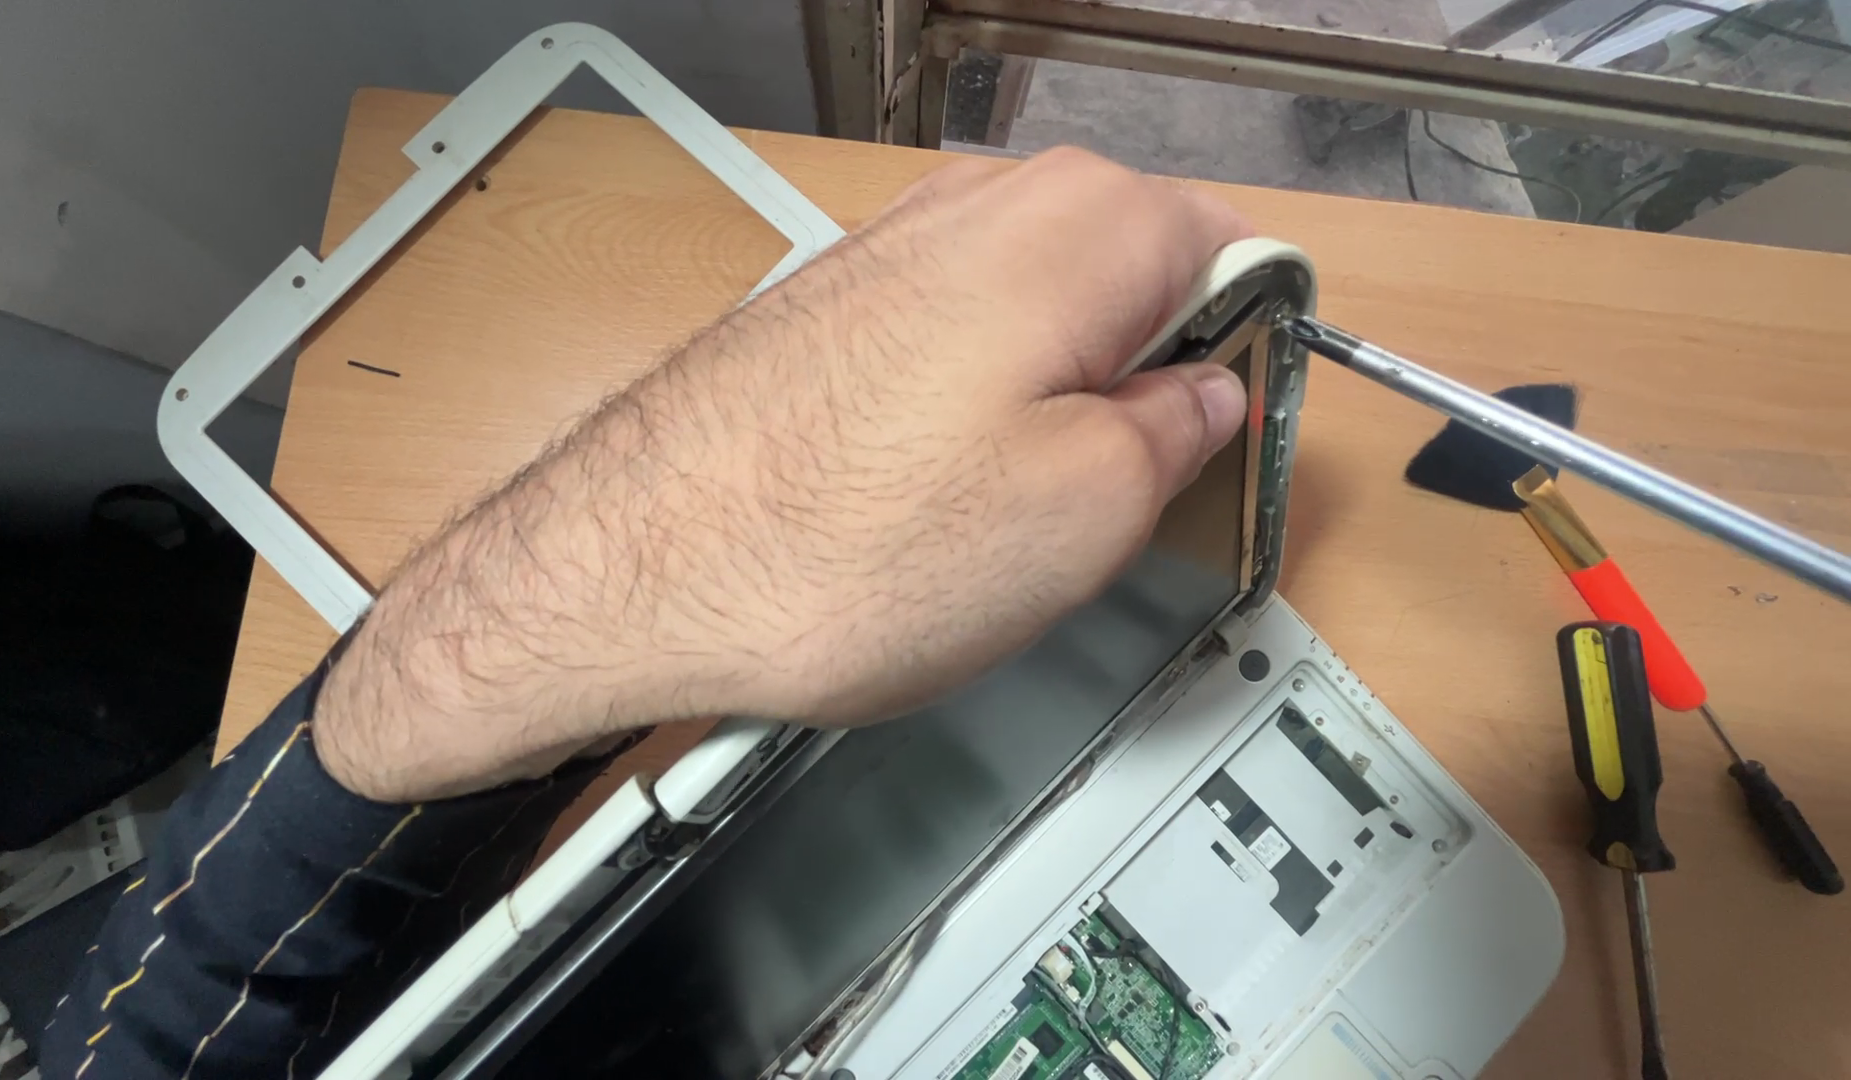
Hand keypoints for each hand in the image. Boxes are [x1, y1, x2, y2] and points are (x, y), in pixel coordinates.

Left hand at [314, 148, 1253, 801]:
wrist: (627, 576)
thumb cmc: (847, 551)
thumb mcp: (1083, 511)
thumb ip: (1176, 430)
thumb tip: (1199, 391)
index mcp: (1075, 228)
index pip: (1234, 258)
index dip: (1239, 358)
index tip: (1207, 442)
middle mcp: (974, 209)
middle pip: (1128, 288)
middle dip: (1134, 389)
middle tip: (1100, 496)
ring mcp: (890, 257)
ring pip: (1035, 325)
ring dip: (1044, 410)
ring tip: (996, 505)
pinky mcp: (831, 317)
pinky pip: (950, 355)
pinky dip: (965, 416)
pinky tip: (925, 487)